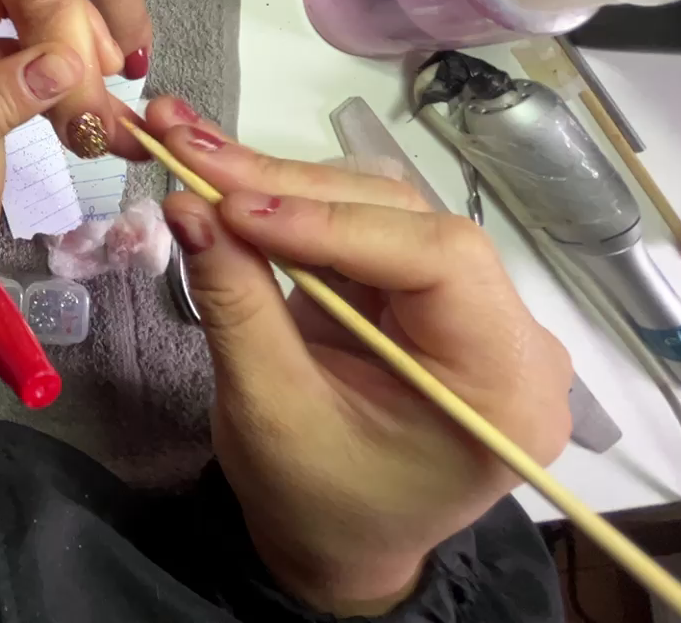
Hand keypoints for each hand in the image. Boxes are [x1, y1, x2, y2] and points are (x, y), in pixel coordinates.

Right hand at [147, 97, 571, 614]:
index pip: (436, 260)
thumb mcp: (266, 406)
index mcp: (498, 380)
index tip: (230, 207)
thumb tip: (183, 206)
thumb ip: (233, 302)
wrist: (332, 537)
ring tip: (185, 144)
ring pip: (360, 203)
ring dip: (266, 176)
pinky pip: (334, 222)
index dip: (331, 221)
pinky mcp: (395, 287)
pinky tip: (215, 171)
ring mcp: (443, 299)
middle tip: (184, 146)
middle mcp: (492, 324)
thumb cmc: (312, 497)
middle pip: (392, 215)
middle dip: (280, 182)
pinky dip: (268, 195)